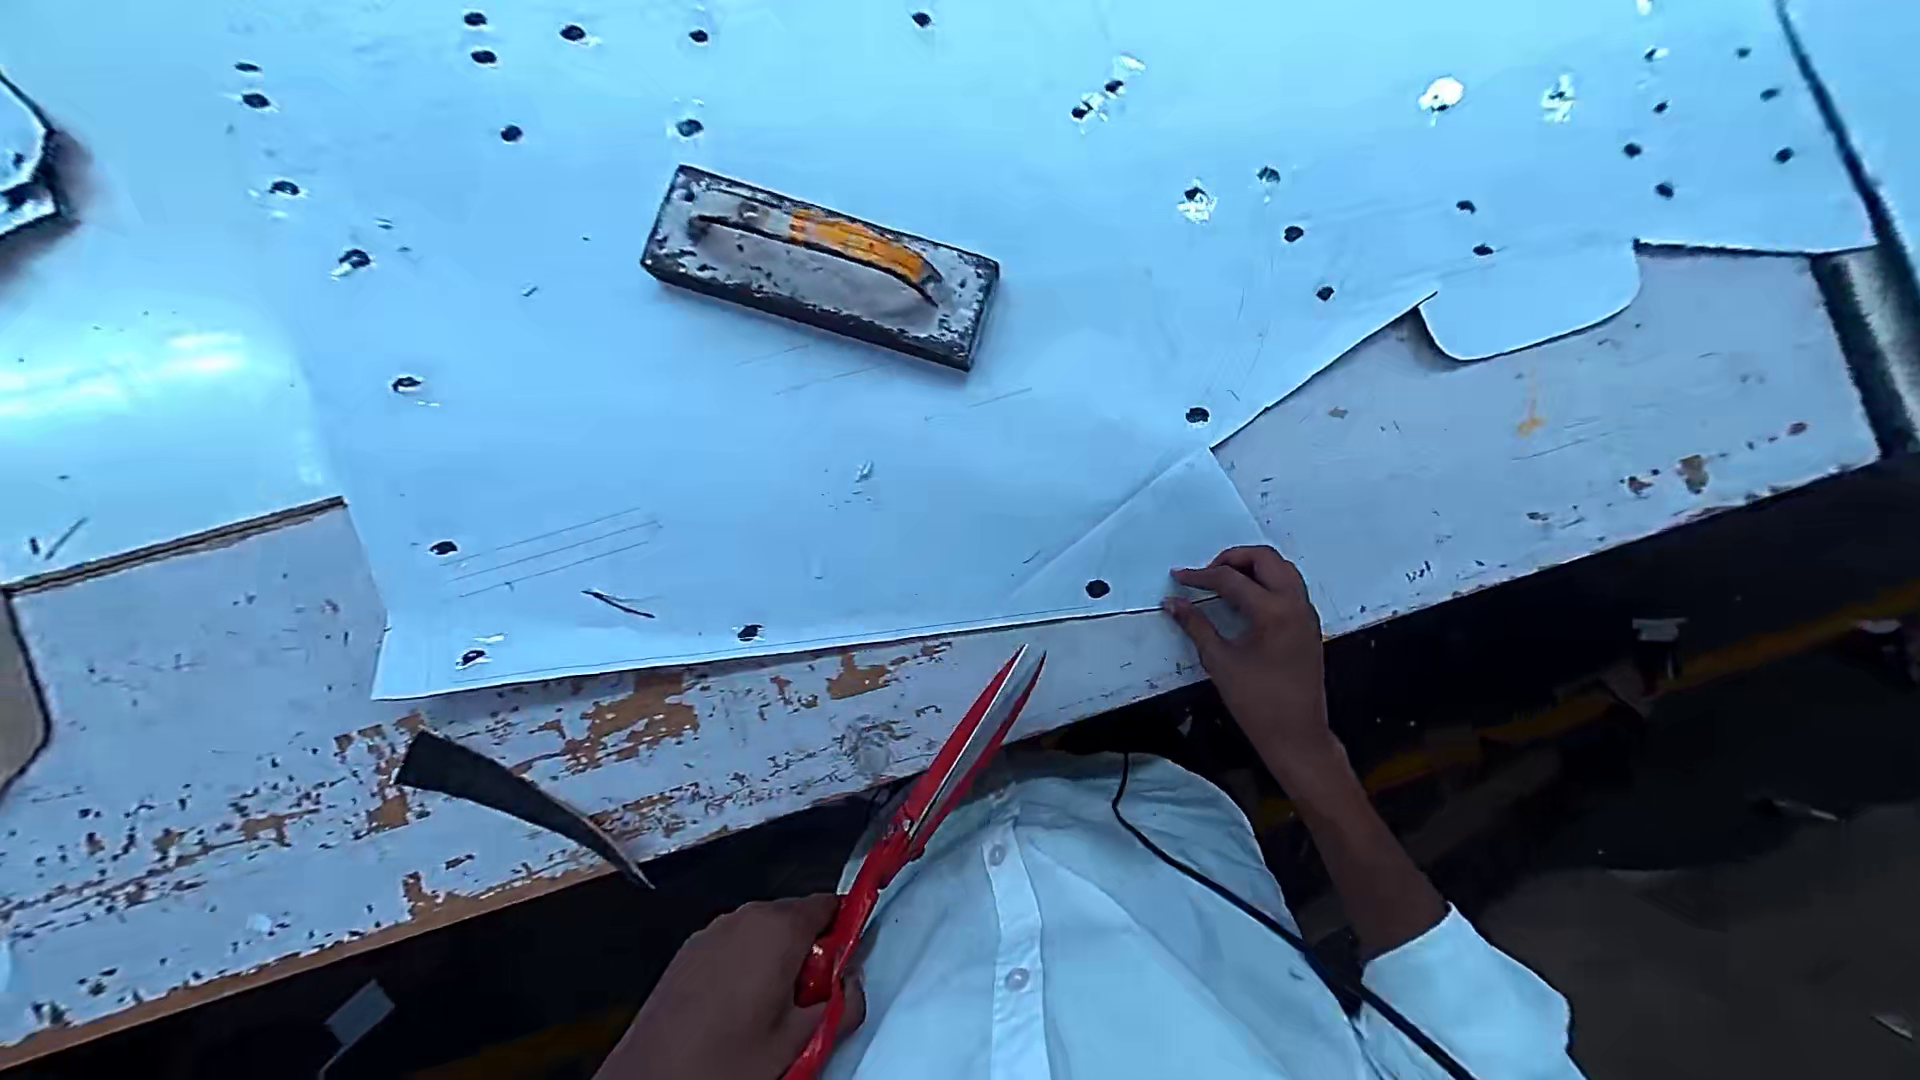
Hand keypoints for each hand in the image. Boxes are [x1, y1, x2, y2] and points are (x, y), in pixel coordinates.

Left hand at [596, 894, 864, 1079]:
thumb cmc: (727, 1061)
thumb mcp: (796, 1044)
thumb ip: (840, 1007)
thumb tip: (855, 986)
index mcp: (780, 927)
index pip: (830, 905)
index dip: (843, 931)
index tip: (840, 967)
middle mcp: (749, 914)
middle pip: (796, 917)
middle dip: (808, 950)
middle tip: (803, 1000)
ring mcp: (715, 928)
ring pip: (764, 931)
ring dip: (775, 957)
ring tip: (764, 1009)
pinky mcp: (689, 948)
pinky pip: (733, 942)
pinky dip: (743, 963)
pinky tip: (730, 1007)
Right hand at [1164, 546, 1343, 782]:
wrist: (1296, 734)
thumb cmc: (1256, 701)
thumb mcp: (1219, 660)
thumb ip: (1195, 625)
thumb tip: (1173, 603)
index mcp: (1273, 613)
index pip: (1231, 579)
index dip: (1200, 576)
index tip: (1179, 577)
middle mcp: (1295, 605)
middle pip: (1265, 559)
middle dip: (1231, 559)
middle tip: (1206, 574)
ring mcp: (1306, 613)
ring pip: (1281, 568)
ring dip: (1251, 566)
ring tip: (1223, 581)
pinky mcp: (1308, 624)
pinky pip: (1289, 586)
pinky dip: (1265, 580)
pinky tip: (1243, 598)